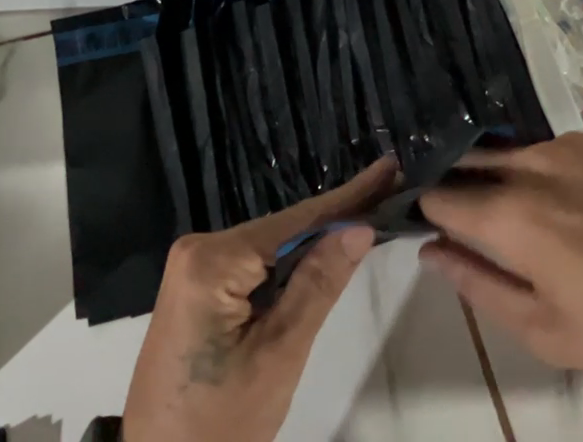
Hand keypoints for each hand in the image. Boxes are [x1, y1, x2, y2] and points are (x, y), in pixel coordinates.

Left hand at [122, 158, 395, 441]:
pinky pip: (253, 263)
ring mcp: (193, 266)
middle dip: (336, 215)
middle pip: (282, 228)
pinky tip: (323, 248)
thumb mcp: (278, 354)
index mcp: (212, 260)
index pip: (295, 221)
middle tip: (389, 188)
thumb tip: (358, 229)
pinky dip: (290, 261)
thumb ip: (317, 286)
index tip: (388, 167)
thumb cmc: (220, 420)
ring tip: (368, 210)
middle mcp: (198, 247)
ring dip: (316, 238)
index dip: (348, 197)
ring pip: (270, 245)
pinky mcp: (196, 286)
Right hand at [418, 127, 582, 401]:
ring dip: (508, 178)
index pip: (438, 196)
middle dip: (463, 188)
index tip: (439, 231)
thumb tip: (430, 250)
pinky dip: (551, 171)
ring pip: (513, 153)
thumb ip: (477, 285)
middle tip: (486, 228)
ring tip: (543, 220)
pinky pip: (556, 148)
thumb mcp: (547, 331)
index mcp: (511, 215)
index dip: (430, 215)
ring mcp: (573, 142)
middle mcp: (533, 162)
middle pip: (468, 162)